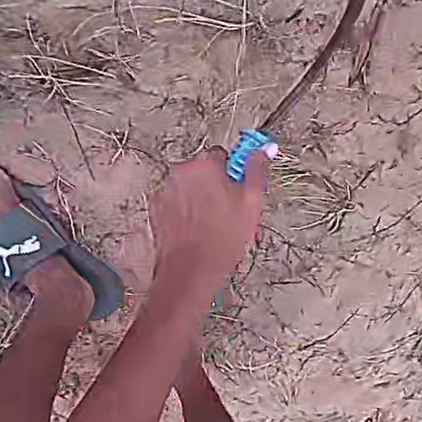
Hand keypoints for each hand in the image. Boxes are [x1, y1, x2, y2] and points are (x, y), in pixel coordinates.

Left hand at [147, 148, 270, 296]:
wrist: (191, 271)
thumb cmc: (219, 241)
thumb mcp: (250, 202)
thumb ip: (256, 170)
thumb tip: (263, 150)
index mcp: (204, 165)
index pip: (223, 155)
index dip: (235, 173)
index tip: (241, 184)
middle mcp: (181, 174)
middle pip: (205, 172)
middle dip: (219, 188)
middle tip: (233, 211)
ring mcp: (166, 192)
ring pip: (191, 189)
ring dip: (204, 201)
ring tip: (218, 225)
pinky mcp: (158, 210)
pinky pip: (177, 205)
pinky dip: (187, 213)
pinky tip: (200, 230)